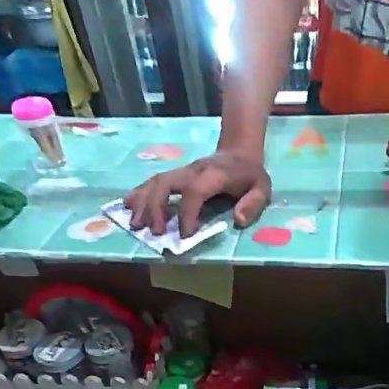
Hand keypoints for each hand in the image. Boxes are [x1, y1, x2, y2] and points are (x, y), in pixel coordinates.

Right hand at [123, 150, 271, 236]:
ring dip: (142, 203)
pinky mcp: (175, 175)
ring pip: (155, 182)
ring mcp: (181, 171)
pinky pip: (152, 181)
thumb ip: (253, 203)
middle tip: (155, 233)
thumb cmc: (250, 174)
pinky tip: (126, 206)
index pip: (194, 192)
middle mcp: (192, 171)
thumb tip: (238, 220)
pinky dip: (137, 193)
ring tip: (135, 225)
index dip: (187, 214)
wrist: (238, 151)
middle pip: (165, 184)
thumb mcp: (262, 187)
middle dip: (156, 208)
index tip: (185, 236)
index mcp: (213, 175)